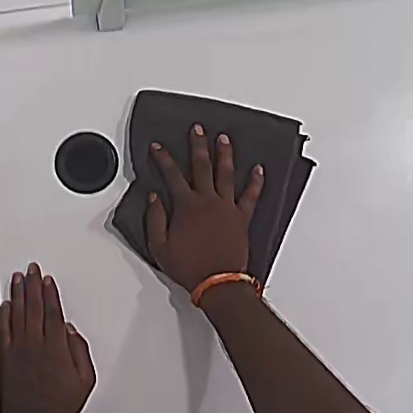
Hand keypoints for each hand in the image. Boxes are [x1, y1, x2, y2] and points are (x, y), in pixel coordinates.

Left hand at [0, 263, 95, 412]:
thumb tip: (69, 331)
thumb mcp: (85, 379)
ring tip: (17, 278)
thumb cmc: (60, 404)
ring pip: (17, 313)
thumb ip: (79, 351)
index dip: (49, 292)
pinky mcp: (5, 357)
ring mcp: (18, 349)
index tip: (47, 280)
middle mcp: (35, 344)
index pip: (52, 311)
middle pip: (33, 306)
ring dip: (17, 293)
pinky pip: (2, 330)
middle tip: (31, 269)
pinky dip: (3, 315)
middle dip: (33, 284)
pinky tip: (4, 304)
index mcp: (56, 347)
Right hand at [146, 125, 266, 292]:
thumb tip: (154, 198)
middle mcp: (208, 201)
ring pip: (226, 173)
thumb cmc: (190, 267)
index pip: (171, 174)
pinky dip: (256, 181)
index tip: (157, 147)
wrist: (219, 283)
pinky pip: (251, 195)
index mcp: (186, 206)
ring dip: (224, 154)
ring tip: (223, 138)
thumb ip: (155, 218)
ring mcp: (227, 208)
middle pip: (202, 165)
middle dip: (198, 145)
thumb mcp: (159, 245)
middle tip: (197, 129)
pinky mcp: (242, 218)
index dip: (163, 158)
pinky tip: (258, 169)